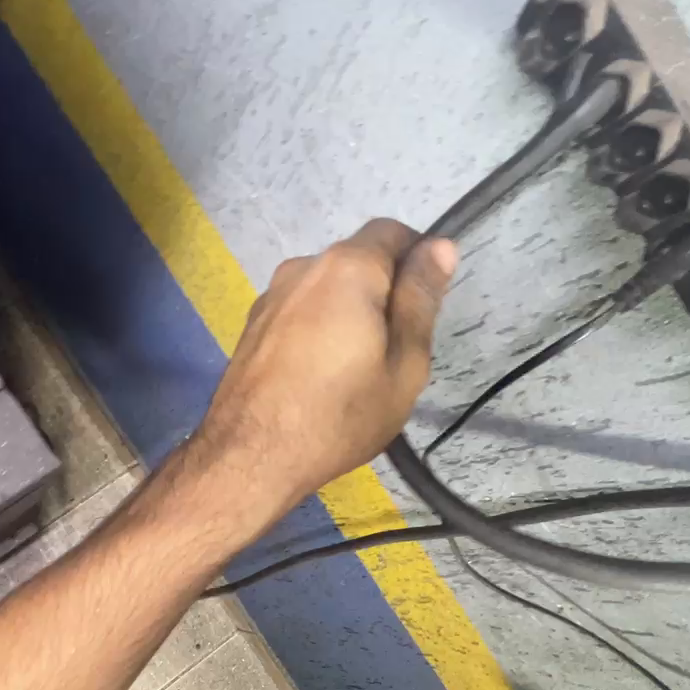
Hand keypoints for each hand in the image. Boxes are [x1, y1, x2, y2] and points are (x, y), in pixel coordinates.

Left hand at [191, 219, 456, 515]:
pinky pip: (297, 313)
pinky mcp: (250, 327)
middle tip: (392, 351)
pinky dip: (315, 330)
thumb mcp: (403, 364)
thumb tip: (439, 246)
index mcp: (346, 268)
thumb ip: (420, 299)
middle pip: (355, 260)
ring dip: (345, 312)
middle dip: (381, 291)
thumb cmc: (339, 416)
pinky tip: (315, 376)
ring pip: (323, 289)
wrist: (249, 457)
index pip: (393, 232)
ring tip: (351, 370)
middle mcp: (301, 268)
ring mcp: (269, 297)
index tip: (424, 308)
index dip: (418, 260)